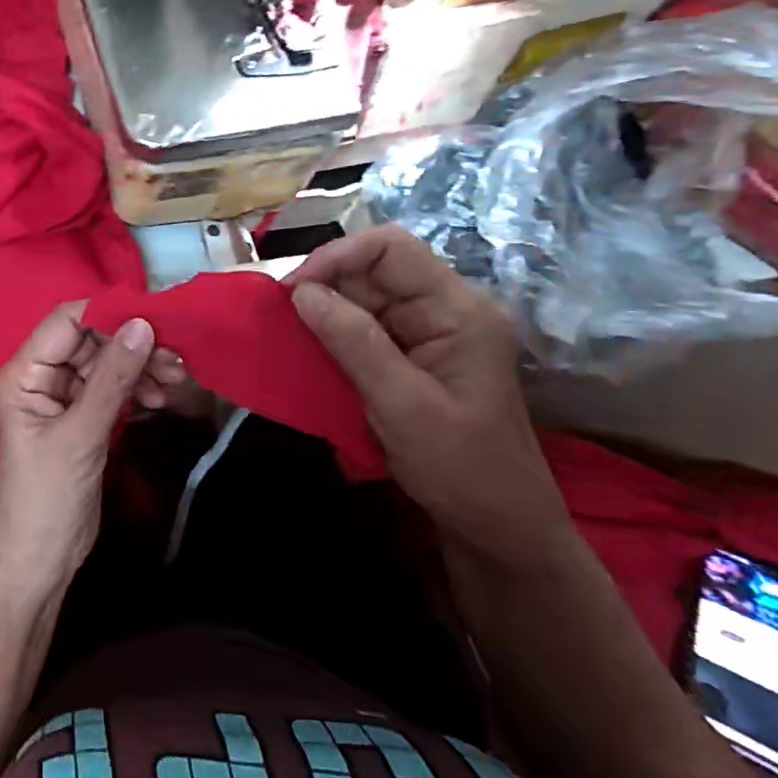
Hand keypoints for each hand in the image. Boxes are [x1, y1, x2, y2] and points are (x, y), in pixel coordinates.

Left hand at [0, 301, 157, 597]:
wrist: (39, 563)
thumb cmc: (47, 500)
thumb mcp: (81, 436)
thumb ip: (112, 379)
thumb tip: (143, 324)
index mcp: (24, 374)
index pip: (66, 321)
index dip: (109, 313)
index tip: (156, 318)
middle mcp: (40, 376)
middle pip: (90, 339)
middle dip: (132, 344)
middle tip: (176, 357)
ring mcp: (61, 397)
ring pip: (105, 362)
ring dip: (139, 366)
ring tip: (174, 379)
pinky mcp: (81, 416)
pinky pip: (111, 387)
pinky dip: (135, 387)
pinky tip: (158, 396)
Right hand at [285, 225, 571, 560]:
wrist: (499, 528)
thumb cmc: (462, 468)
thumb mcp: (402, 405)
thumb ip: (353, 342)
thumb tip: (301, 291)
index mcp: (457, 309)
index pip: (391, 249)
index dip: (337, 256)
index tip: (292, 289)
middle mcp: (445, 309)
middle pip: (374, 271)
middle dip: (324, 286)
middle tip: (279, 317)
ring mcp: (429, 333)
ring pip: (364, 299)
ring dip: (324, 312)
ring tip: (287, 334)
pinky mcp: (414, 357)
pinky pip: (366, 330)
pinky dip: (334, 336)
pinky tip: (309, 353)